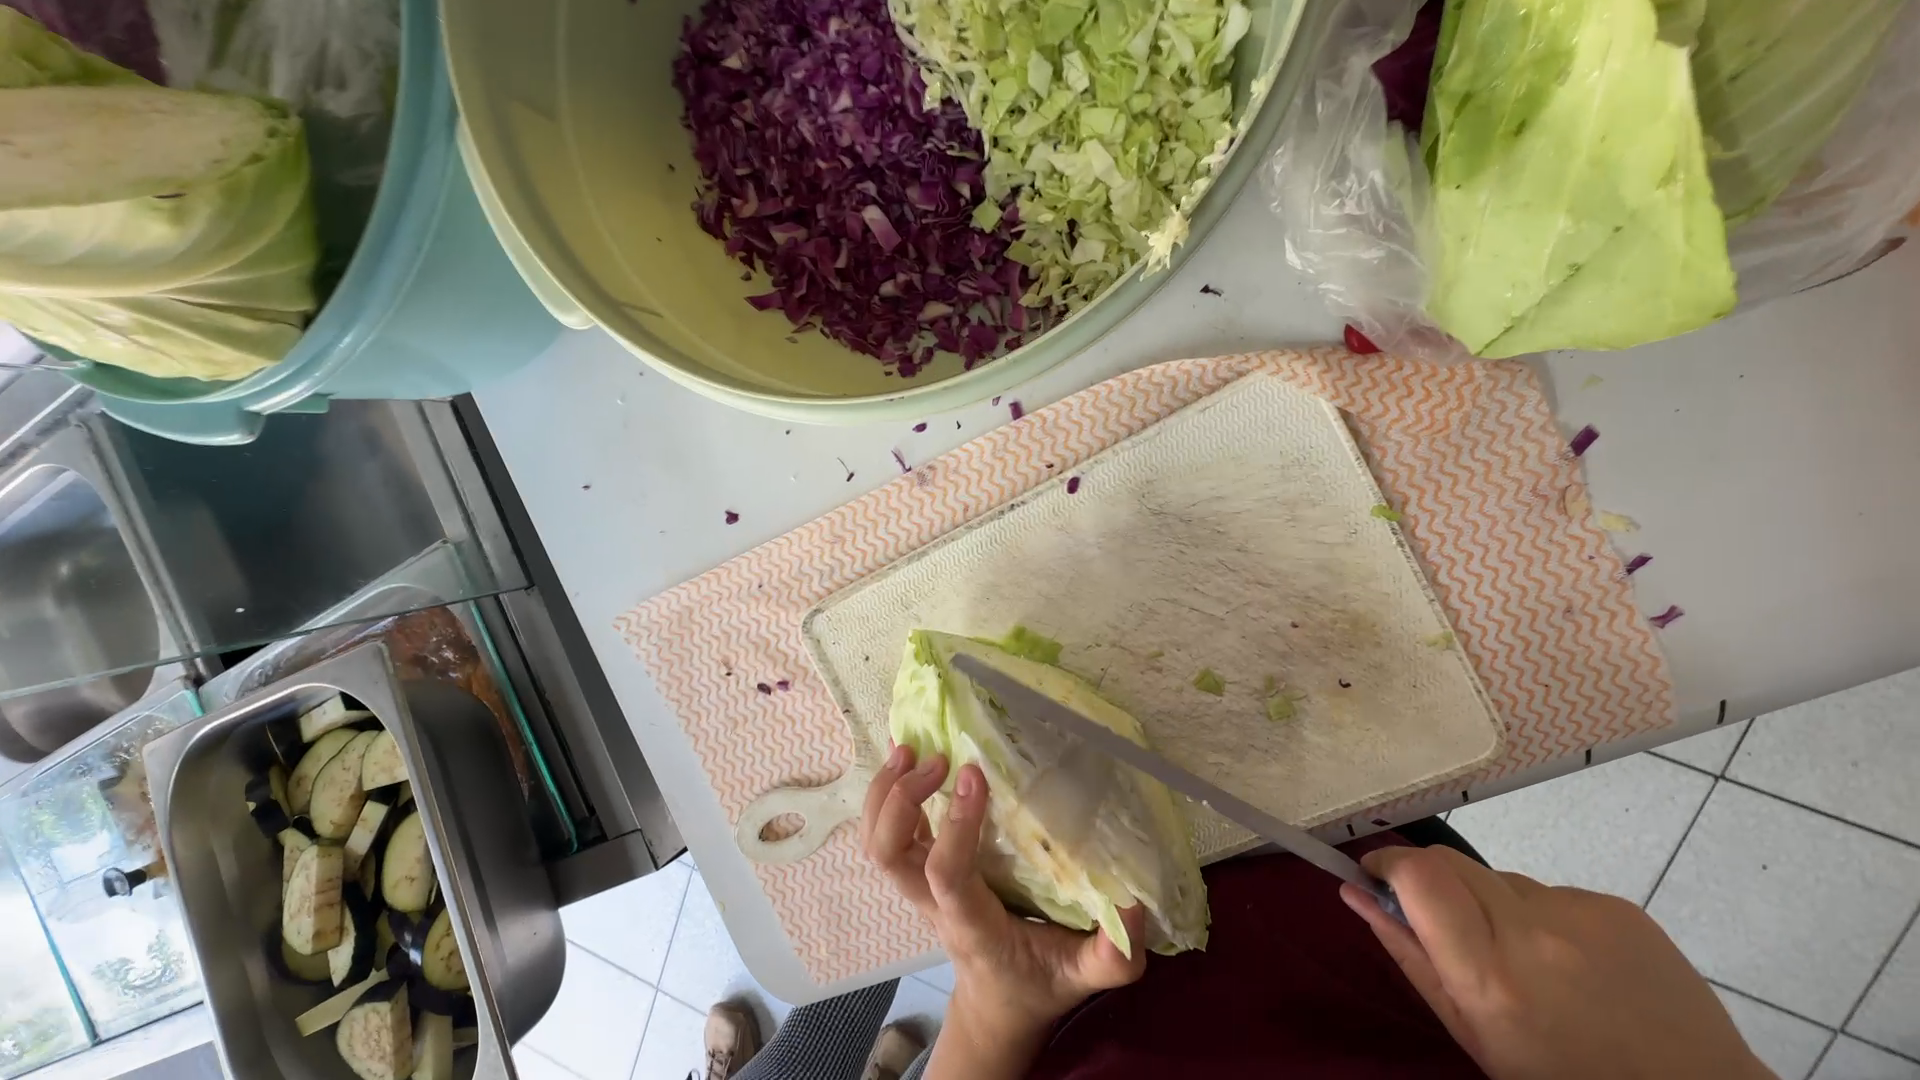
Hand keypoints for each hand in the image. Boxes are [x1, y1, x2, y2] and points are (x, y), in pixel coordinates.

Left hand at [863, 744, 1146, 1078]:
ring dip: (885, 793)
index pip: (944, 873)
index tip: (975, 775)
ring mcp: (920, 887)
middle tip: (936, 760)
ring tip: (910, 748)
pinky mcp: (920, 870)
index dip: (954, 824)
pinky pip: (887, 832)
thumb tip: (1135, 907)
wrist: (998, 1002)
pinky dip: (887, 794)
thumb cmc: (1039, 983)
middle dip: (900, 802)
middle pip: (888, 854)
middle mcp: (934, 903)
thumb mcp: (1082, 977)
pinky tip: (908, 759)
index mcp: (971, 923)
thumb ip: (1111, 956)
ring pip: (877, 842)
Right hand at [1344, 846, 1772, 1079]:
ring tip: (1526, 962)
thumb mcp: (1471, 1032)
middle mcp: (1534, 932)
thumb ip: (1410, 956)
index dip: (1387, 862)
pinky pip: (1551, 893)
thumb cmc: (1559, 1079)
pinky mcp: (1618, 906)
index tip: (1375, 875)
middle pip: (1450, 862)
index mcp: (1491, 975)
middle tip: (1440, 923)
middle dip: (1429, 880)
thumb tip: (1354, 892)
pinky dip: (1541, 917)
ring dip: (1491, 904)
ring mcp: (1582, 914)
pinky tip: (1571, 964)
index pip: (1420, 876)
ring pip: (1500, 879)